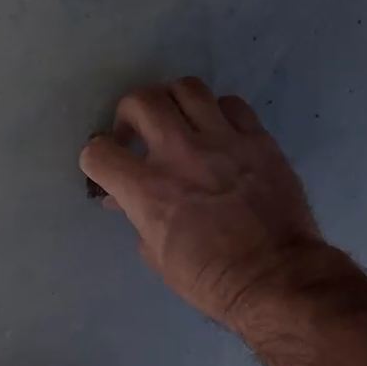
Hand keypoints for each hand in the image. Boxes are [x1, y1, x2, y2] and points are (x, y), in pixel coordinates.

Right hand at [80, 78, 328, 323]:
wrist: (272, 277)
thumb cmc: (206, 277)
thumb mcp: (156, 254)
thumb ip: (136, 216)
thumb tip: (123, 198)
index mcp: (146, 190)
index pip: (98, 152)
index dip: (94, 157)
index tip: (106, 168)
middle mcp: (179, 153)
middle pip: (140, 100)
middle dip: (128, 114)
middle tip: (136, 135)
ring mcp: (222, 141)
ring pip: (186, 88)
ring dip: (172, 102)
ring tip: (176, 123)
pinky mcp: (258, 139)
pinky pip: (231, 104)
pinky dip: (216, 113)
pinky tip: (217, 133)